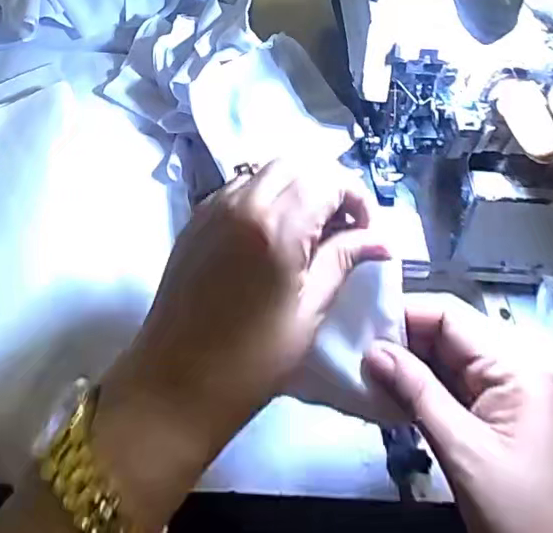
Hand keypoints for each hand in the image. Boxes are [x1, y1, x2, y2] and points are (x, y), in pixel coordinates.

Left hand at [89, 160, 388, 531]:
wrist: (171, 388)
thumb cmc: (250, 361)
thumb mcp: (309, 311)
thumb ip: (344, 259)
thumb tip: (381, 240)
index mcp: (276, 226)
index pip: (330, 179)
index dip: (357, 197)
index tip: (365, 230)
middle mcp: (244, 202)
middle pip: (300, 164)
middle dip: (329, 186)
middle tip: (343, 225)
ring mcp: (215, 206)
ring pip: (269, 169)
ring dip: (298, 185)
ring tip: (310, 227)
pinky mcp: (197, 218)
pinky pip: (242, 185)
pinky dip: (268, 193)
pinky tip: (274, 230)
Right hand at [366, 294, 552, 532]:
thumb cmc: (528, 515)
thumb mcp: (467, 452)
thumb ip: (419, 395)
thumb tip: (375, 351)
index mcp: (513, 363)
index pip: (451, 315)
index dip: (406, 314)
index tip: (362, 324)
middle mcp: (511, 369)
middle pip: (448, 336)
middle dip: (403, 341)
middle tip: (356, 351)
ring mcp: (506, 397)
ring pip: (448, 365)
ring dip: (409, 368)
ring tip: (365, 372)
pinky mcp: (498, 424)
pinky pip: (455, 394)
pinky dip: (424, 394)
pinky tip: (393, 398)